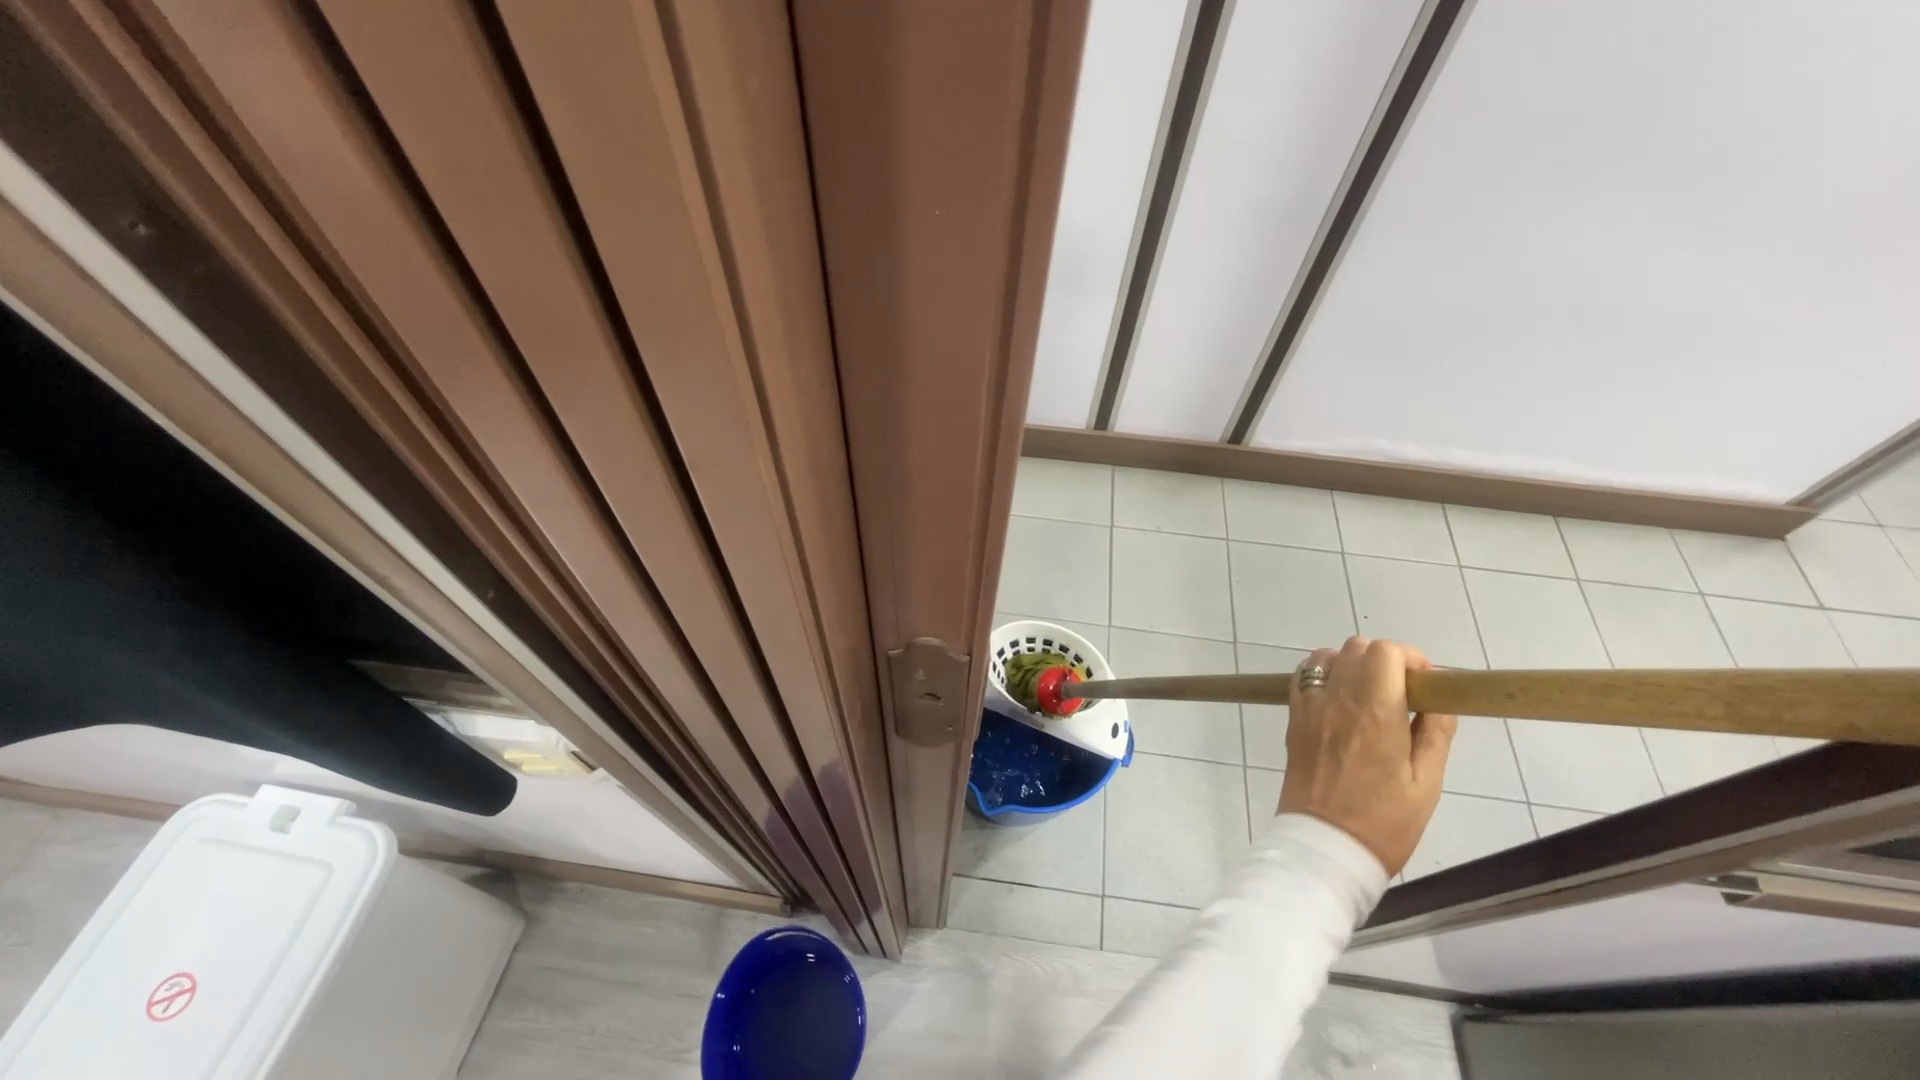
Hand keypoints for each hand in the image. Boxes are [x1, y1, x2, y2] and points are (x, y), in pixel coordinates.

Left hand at [1276, 636, 1456, 875]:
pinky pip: (1305, 677)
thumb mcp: (1427, 782)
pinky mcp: (1293, 719)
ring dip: (1352, 665)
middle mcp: (1336, 700)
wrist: (1324, 845)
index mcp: (1374, 712)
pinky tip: (1341, 701)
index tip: (1424, 686)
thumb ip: (1435, 732)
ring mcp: (1309, 707)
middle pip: (1356, 648)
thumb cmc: (1384, 821)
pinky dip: (1324, 675)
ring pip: (1327, 656)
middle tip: (1403, 693)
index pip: (1385, 652)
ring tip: (1371, 696)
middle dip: (1384, 660)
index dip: (1410, 659)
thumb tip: (1439, 698)